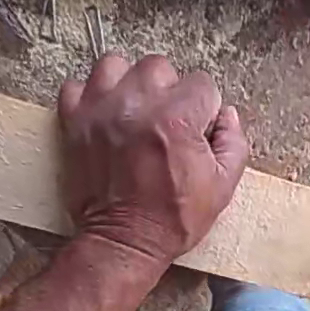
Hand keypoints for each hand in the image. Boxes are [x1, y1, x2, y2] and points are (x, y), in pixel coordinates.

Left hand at [58, 54, 250, 267]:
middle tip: (163, 126)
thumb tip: (227, 115)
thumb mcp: (221, 188)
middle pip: (159, 68)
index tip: (194, 136)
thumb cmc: (171, 220)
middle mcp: (137, 105)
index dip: (202, 112)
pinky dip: (88, 98)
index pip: (202, 85)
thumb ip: (234, 143)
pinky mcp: (75, 124)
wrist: (122, 244)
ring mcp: (101, 111)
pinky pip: (76, 87)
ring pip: (116, 66)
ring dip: (127, 85)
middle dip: (167, 93)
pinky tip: (102, 118)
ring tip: (132, 114)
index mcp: (178, 118)